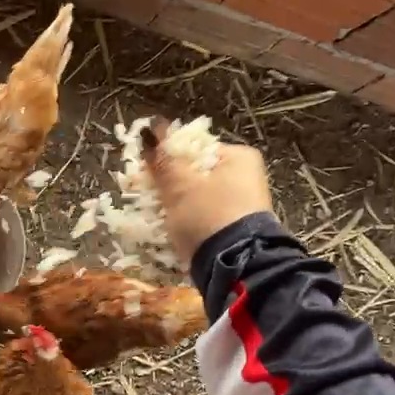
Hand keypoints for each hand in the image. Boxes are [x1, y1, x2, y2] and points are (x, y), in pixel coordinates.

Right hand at [145, 124, 273, 267]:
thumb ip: (162, 160)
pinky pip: (205, 217)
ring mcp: (243, 204)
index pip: (194, 149)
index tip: (148, 175)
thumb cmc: (207, 216)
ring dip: (177, 206)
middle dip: (171, 186)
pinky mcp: (235, 228)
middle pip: (196, 174)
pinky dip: (189, 222)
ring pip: (198, 198)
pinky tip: (177, 232)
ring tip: (161, 218)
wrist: (233, 264)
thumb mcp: (179, 186)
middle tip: (150, 198)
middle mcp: (246, 176)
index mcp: (239, 157)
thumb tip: (149, 130)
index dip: (167, 160)